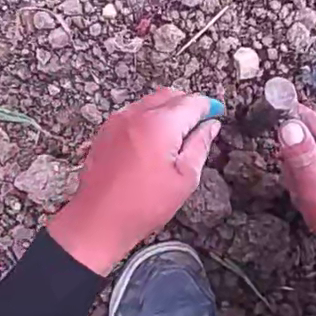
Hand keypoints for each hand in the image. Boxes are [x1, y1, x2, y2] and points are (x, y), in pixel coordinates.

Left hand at [47, 89, 222, 274]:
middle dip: (189, 104)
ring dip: (168, 109)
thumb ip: (200, 146)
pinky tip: (154, 140)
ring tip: (178, 134)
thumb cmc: (142, 205)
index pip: (192, 102)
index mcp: (160, 125)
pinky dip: (148, 117)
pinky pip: (133, 113)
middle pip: (170, 95)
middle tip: (201, 123)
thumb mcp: (185, 179)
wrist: (98, 221)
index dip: (209, 106)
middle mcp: (137, 115)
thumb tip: (211, 127)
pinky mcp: (105, 132)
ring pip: (150, 101)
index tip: (217, 113)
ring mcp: (117, 121)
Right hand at [277, 103, 315, 244]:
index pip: (310, 119)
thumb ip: (301, 155)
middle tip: (296, 179)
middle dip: (295, 158)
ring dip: (300, 172)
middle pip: (309, 138)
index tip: (271, 128)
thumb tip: (289, 125)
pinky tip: (309, 196)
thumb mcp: (314, 185)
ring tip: (304, 192)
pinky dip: (308, 180)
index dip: (289, 122)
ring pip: (311, 155)